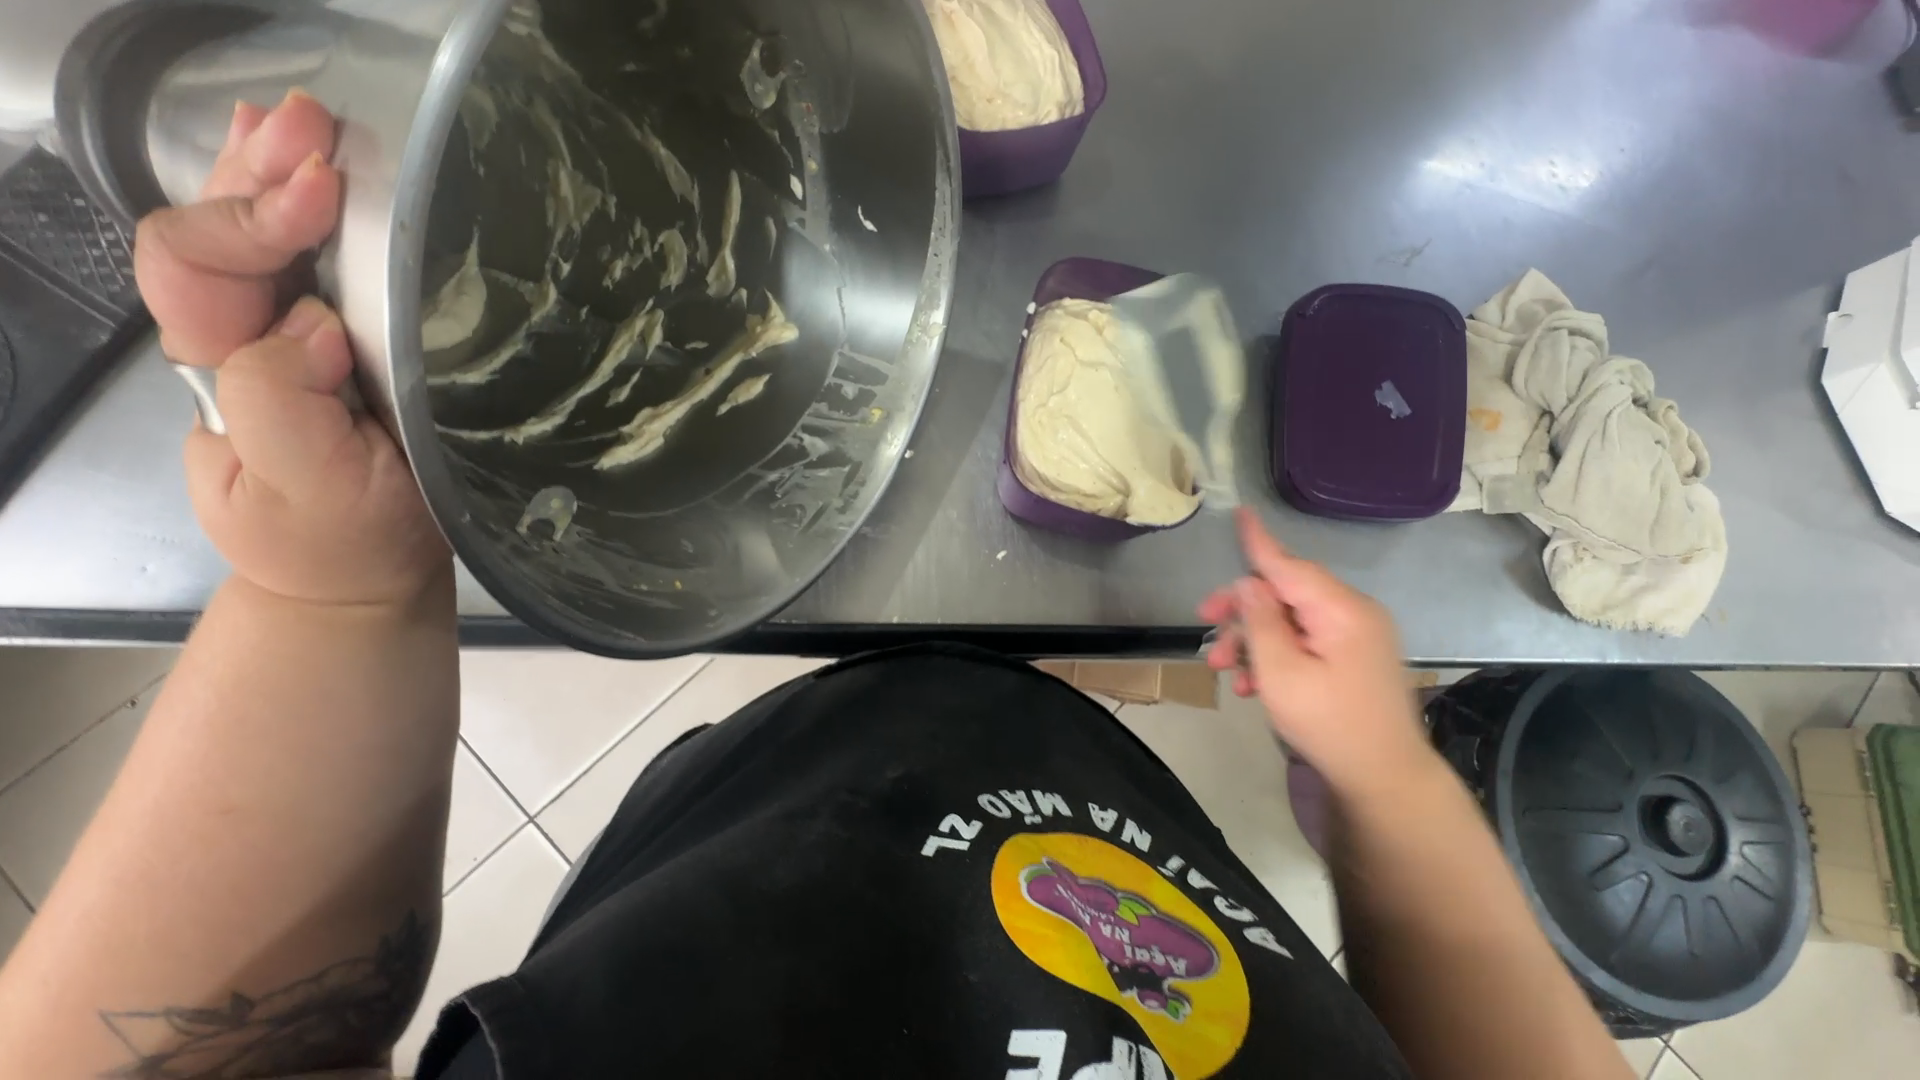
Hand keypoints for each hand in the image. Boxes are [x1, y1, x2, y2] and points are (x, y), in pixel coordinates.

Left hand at [134, 91, 449, 606]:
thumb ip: (279, 403)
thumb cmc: (343, 542)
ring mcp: (292, 346)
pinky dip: (308, 211)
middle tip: (312, 125)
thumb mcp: (302, 488)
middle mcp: (245, 344)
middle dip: (256, 169)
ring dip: (274, 170)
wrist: (366, 579)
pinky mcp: (345, 354)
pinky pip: (311, 272)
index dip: (250, 215)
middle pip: (218, 231)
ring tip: (306, 123)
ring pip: (258, 241)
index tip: (327, 190)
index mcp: (223, 370)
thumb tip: (313, 325)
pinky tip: (320, 174)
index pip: (197, 263)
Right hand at [1199, 509, 1434, 797]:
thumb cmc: (1329, 724)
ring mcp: (1356, 637)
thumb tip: (1248, 583)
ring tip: (1223, 671)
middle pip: (1285, 594)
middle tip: (1205, 630)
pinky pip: (1306, 642)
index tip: (1240, 512)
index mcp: (1341, 611)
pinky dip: (1275, 656)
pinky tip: (1251, 685)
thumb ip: (1261, 623)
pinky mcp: (1353, 658)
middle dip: (1242, 613)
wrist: (1384, 778)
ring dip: (1253, 642)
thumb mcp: (1281, 673)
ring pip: (1290, 621)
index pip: (1289, 565)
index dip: (1258, 542)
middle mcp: (1353, 614)